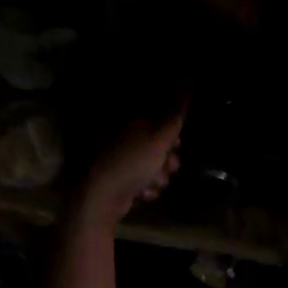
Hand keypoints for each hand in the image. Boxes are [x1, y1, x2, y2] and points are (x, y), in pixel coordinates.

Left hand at [74, 106, 184, 229]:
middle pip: (158, 144)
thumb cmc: (131, 162)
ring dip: (157, 177)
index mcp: (127, 120)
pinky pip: (143, 181)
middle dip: (167, 159)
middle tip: (166, 165)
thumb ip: (174, 119)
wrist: (102, 197)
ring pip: (153, 165)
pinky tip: (141, 193)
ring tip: (150, 182)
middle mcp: (121, 135)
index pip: (157, 120)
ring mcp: (119, 158)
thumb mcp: (157, 139)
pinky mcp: (119, 179)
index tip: (176, 143)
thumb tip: (186, 90)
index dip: (170, 133)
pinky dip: (146, 188)